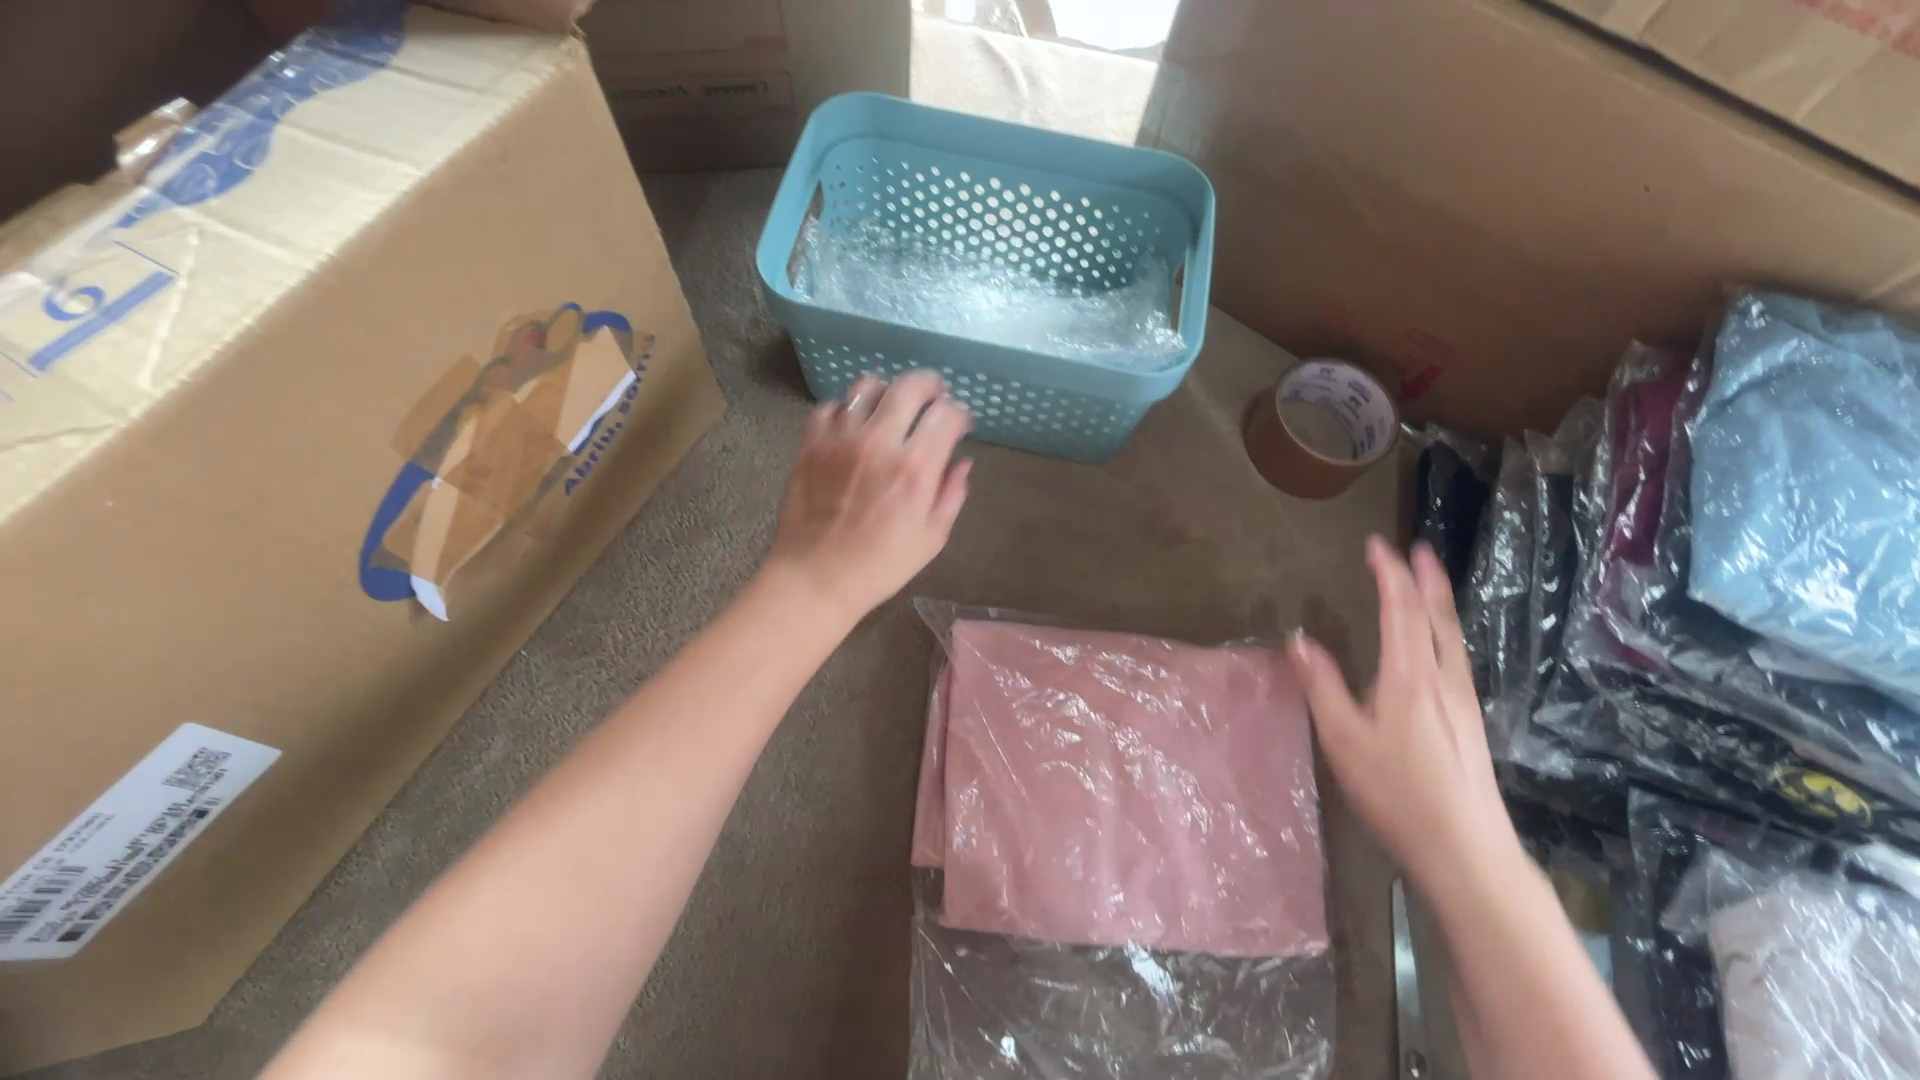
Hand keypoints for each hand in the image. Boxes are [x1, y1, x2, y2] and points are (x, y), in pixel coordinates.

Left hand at [764, 371, 972, 623]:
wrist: (816, 578)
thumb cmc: (881, 566)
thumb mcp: (932, 538)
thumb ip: (951, 494)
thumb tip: (962, 461)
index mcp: (915, 467)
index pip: (947, 415)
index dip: (959, 414)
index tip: (960, 423)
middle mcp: (879, 441)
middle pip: (910, 386)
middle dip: (930, 386)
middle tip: (933, 397)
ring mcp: (841, 438)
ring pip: (867, 387)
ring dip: (887, 390)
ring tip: (891, 406)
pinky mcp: (811, 444)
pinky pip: (831, 407)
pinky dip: (847, 409)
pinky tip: (853, 425)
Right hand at [1287, 536, 1520, 894]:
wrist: (1465, 847)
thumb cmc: (1396, 792)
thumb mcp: (1344, 740)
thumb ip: (1322, 687)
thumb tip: (1300, 640)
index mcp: (1409, 677)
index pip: (1401, 611)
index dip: (1389, 574)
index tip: (1377, 544)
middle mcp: (1443, 679)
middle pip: (1437, 617)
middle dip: (1427, 579)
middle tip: (1419, 548)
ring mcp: (1463, 701)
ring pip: (1452, 637)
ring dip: (1440, 603)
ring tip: (1431, 583)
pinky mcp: (1470, 721)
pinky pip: (1456, 657)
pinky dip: (1444, 631)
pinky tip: (1439, 645)